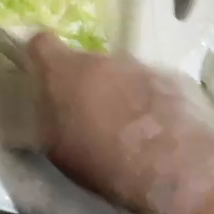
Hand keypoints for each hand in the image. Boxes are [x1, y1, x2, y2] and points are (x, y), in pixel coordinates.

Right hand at [28, 33, 213, 213]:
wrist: (174, 170)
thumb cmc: (103, 162)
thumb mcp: (57, 148)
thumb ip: (48, 118)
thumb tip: (49, 108)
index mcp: (65, 72)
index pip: (41, 43)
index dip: (38, 56)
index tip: (40, 74)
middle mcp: (102, 59)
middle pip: (84, 62)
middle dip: (82, 83)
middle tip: (86, 116)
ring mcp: (140, 66)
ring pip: (118, 74)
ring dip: (116, 93)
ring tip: (123, 128)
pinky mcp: (173, 79)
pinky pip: (147, 87)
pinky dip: (145, 102)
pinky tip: (151, 131)